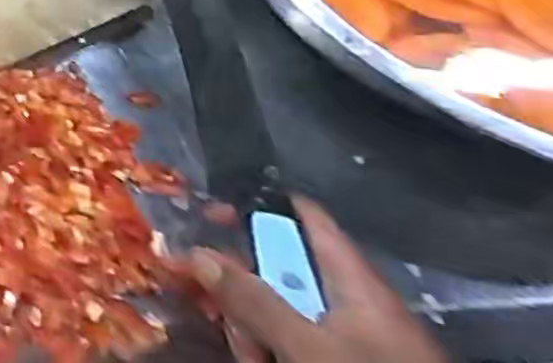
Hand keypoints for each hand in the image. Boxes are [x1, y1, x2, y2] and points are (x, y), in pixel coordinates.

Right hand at [188, 196, 448, 362]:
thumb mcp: (307, 346)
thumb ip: (252, 298)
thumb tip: (197, 253)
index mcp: (355, 282)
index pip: (303, 216)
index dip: (254, 205)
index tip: (207, 213)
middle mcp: (352, 301)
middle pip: (278, 265)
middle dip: (236, 277)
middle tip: (209, 296)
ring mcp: (351, 336)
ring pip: (278, 304)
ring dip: (247, 319)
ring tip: (245, 348)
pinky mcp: (342, 358)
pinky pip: (292, 335)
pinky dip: (266, 342)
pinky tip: (256, 356)